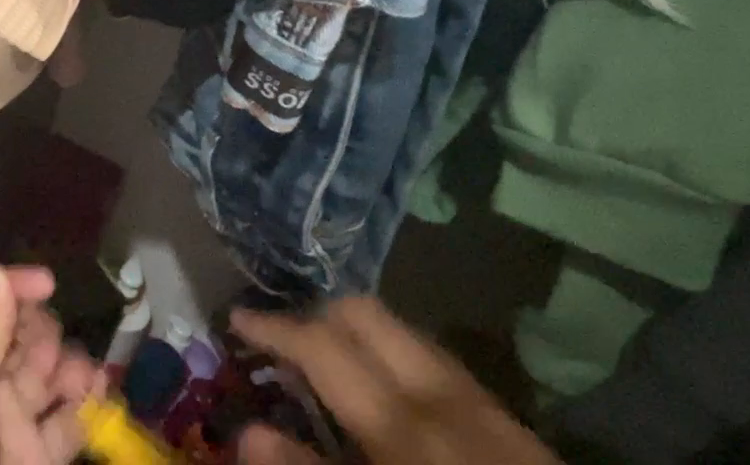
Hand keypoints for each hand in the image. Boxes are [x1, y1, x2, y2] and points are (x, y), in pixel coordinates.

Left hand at [0, 264, 100, 464]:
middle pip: (16, 335)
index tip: (48, 284)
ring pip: (47, 373)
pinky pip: (67, 419)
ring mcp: (9, 422)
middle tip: (45, 355)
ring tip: (78, 380)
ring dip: (68, 365)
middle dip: (39, 333)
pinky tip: (97, 393)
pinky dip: (86, 402)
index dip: (7, 288)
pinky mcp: (39, 456)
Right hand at [229, 299, 557, 464]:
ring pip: (405, 333)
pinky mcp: (514, 425)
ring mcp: (485, 405)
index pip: (322, 344)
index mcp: (403, 422)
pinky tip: (388, 396)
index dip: (272, 327)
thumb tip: (249, 433)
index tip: (236, 319)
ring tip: (327, 363)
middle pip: (366, 315)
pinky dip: (397, 359)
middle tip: (281, 342)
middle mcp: (443, 394)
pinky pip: (438, 363)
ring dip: (357, 334)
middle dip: (316, 316)